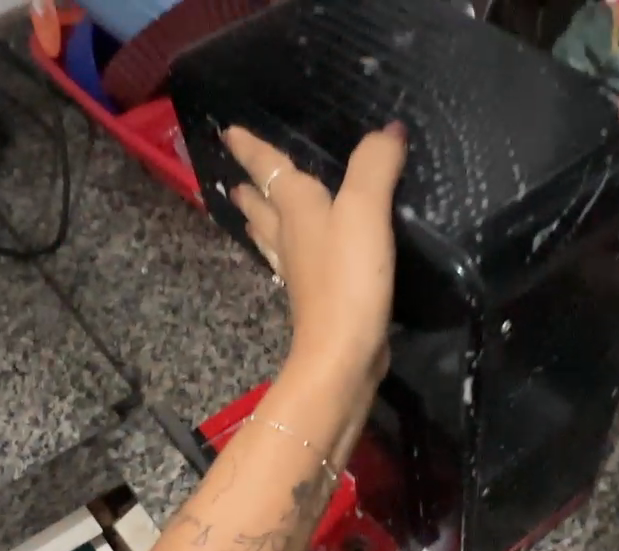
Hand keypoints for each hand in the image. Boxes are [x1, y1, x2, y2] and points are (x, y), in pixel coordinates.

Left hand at [224, 124, 407, 383]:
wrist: (342, 352)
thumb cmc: (347, 278)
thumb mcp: (365, 210)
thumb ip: (375, 165)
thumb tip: (389, 129)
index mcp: (296, 208)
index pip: (269, 168)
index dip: (251, 148)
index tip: (229, 132)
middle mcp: (290, 237)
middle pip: (264, 208)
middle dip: (251, 191)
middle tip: (236, 183)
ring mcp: (299, 273)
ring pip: (273, 239)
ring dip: (261, 223)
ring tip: (251, 215)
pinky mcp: (315, 300)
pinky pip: (294, 265)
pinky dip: (287, 253)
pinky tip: (294, 259)